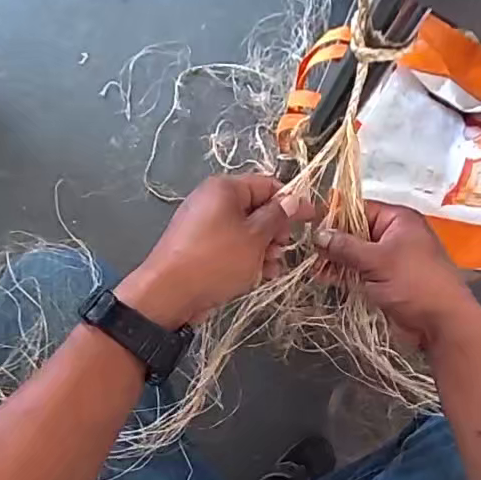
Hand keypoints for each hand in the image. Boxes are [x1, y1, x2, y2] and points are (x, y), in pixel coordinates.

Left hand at [118, 174, 317, 327]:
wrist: (169, 294)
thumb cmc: (216, 260)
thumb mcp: (255, 238)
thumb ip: (278, 216)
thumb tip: (295, 199)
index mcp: (224, 188)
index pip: (268, 185)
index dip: (292, 202)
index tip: (311, 220)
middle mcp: (212, 201)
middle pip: (257, 208)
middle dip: (276, 230)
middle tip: (282, 249)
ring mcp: (204, 225)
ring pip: (246, 231)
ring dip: (264, 248)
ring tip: (270, 269)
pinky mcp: (200, 247)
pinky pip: (231, 245)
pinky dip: (247, 257)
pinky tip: (257, 275)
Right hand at [316, 201, 480, 348]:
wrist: (441, 323)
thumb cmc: (414, 284)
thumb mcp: (377, 261)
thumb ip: (345, 246)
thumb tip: (318, 234)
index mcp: (398, 220)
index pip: (359, 208)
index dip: (334, 216)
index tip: (309, 225)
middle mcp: (394, 234)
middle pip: (356, 231)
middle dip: (332, 240)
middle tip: (306, 249)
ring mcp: (390, 258)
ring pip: (356, 253)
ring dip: (335, 259)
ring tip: (312, 266)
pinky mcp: (386, 280)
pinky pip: (361, 270)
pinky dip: (344, 273)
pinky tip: (323, 277)